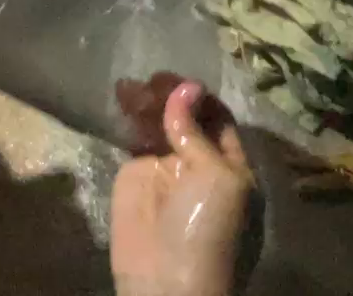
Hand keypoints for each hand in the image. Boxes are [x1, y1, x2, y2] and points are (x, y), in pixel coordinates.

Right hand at [111, 81, 253, 295]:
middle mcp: (200, 162)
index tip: (179, 78)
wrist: (166, 279)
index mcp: (232, 167)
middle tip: (152, 77)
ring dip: (148, 101)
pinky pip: (133, 134)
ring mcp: (165, 166)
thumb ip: (197, 132)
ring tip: (133, 85)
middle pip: (186, 116)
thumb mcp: (218, 180)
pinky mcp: (134, 171)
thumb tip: (184, 87)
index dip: (201, 97)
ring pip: (158, 122)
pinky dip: (128, 115)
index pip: (218, 119)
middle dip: (171, 95)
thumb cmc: (207, 230)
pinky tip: (120, 96)